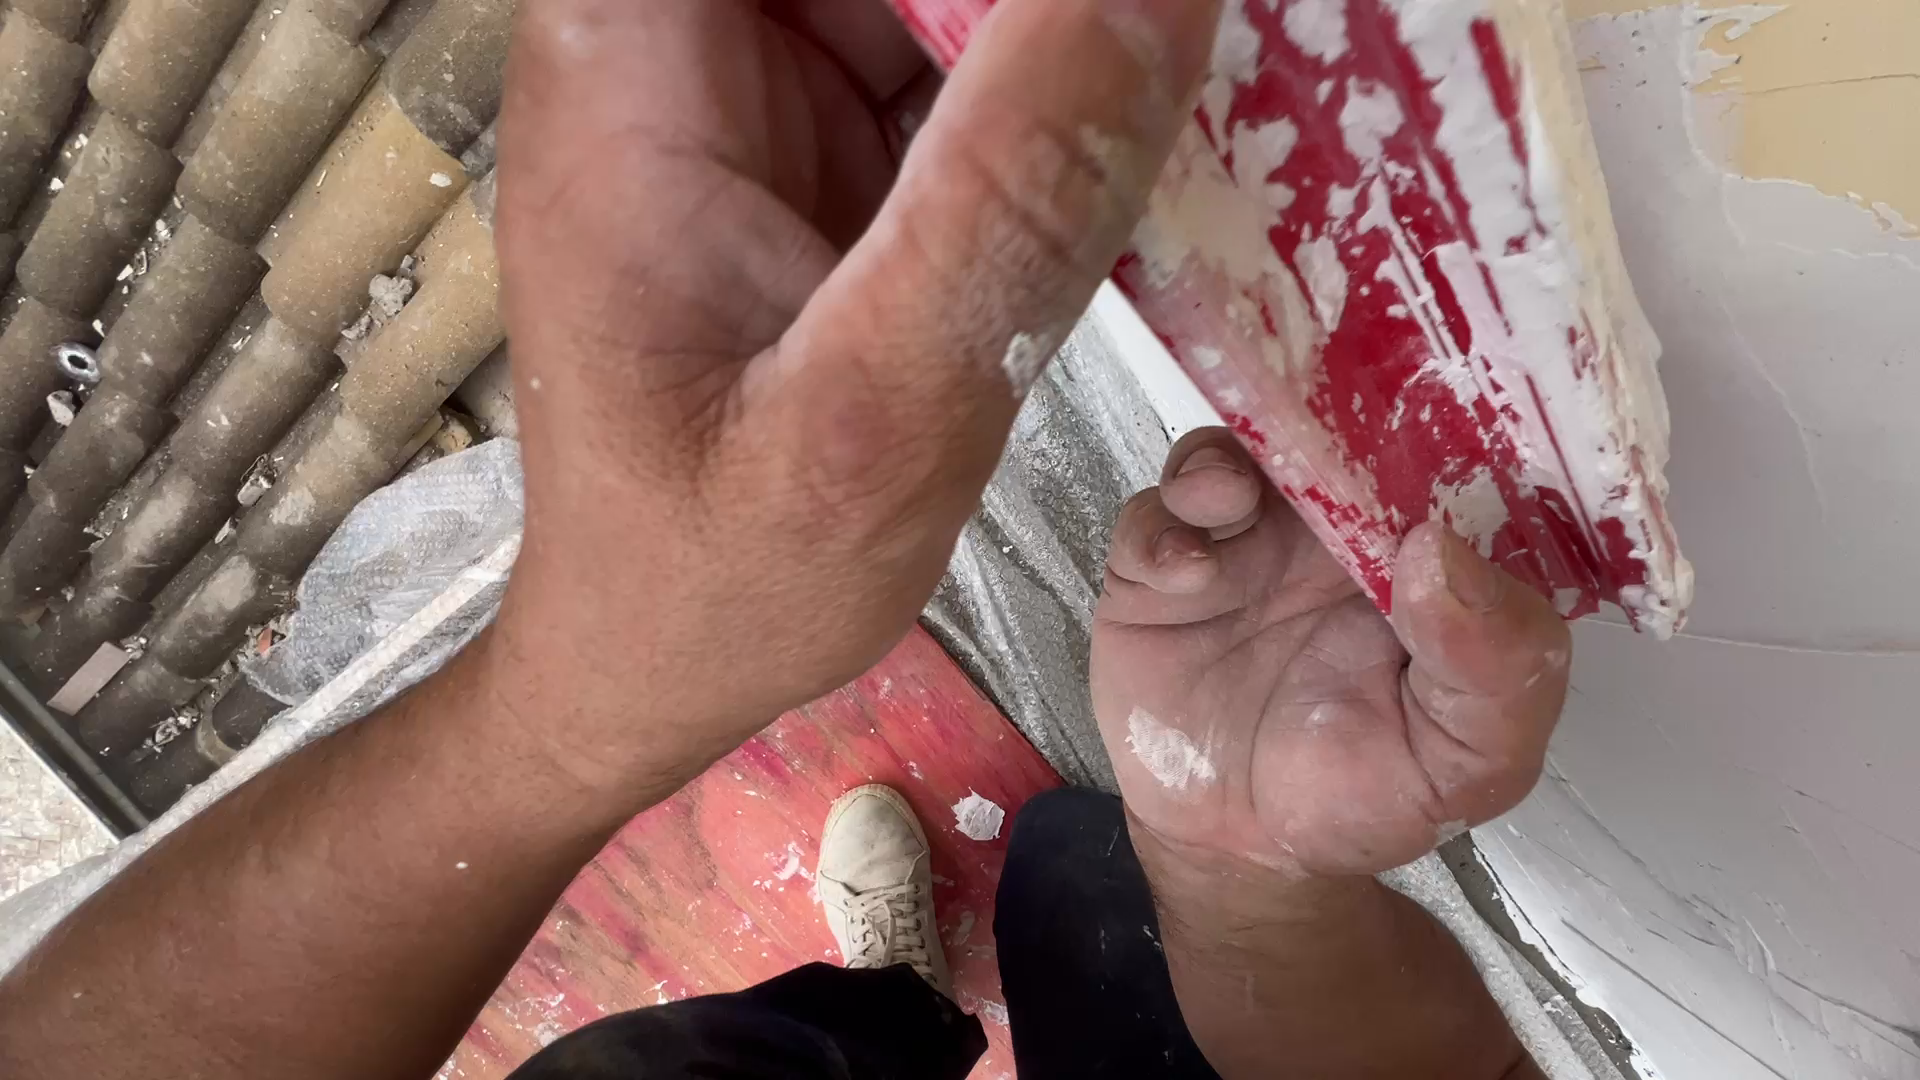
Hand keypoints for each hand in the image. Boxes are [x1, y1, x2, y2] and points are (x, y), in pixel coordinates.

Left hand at [487, 0, 1222, 792]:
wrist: (674, 654)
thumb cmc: (731, 575)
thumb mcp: (876, 417)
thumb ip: (1002, 217)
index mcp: (641, 70)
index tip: (1109, 17)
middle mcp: (686, 63)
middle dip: (1028, 11)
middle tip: (1174, 49)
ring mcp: (762, 127)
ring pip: (932, 12)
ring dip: (1052, 49)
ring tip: (1167, 102)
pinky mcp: (825, 196)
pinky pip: (951, 103)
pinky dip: (1040, 123)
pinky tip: (1116, 176)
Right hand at [1091, 428, 1572, 875]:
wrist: (1236, 839)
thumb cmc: (1357, 793)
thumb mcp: (1466, 758)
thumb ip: (1494, 668)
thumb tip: (1439, 550)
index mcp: (1398, 559)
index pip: (1413, 463)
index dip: (1412, 426)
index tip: (1406, 419)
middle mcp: (1309, 539)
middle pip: (1299, 439)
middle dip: (1291, 424)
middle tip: (1293, 451)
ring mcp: (1226, 551)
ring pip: (1213, 460)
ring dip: (1213, 465)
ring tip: (1220, 502)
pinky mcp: (1151, 577)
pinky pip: (1146, 524)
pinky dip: (1158, 532)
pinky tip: (1181, 575)